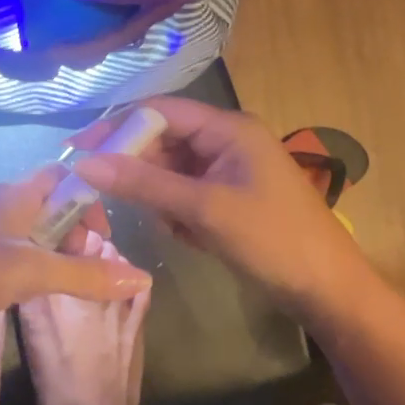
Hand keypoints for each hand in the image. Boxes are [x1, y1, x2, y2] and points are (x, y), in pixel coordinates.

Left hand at [0, 167, 152, 342]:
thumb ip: (85, 274)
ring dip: (55, 248)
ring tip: (65, 279)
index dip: (89, 198)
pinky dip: (32, 261)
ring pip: (31, 227)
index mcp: (13, 194)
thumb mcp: (31, 272)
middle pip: (50, 202)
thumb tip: (143, 276)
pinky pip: (13, 247)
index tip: (102, 237)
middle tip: (85, 263)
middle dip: (75, 228)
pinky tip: (33, 287)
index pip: (62, 174)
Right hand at [70, 97, 380, 318]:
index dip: (115, 127)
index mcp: (228, 129)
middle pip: (160, 139)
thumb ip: (142, 184)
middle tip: (101, 192)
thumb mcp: (203, 209)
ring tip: (169, 224)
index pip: (159, 112)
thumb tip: (84, 163)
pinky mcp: (225, 198)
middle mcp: (225, 141)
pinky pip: (181, 193)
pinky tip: (186, 235)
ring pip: (167, 170)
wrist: (328, 291)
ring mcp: (226, 171)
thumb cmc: (273, 241)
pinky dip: (174, 212)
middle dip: (134, 166)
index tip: (75, 149)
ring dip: (156, 195)